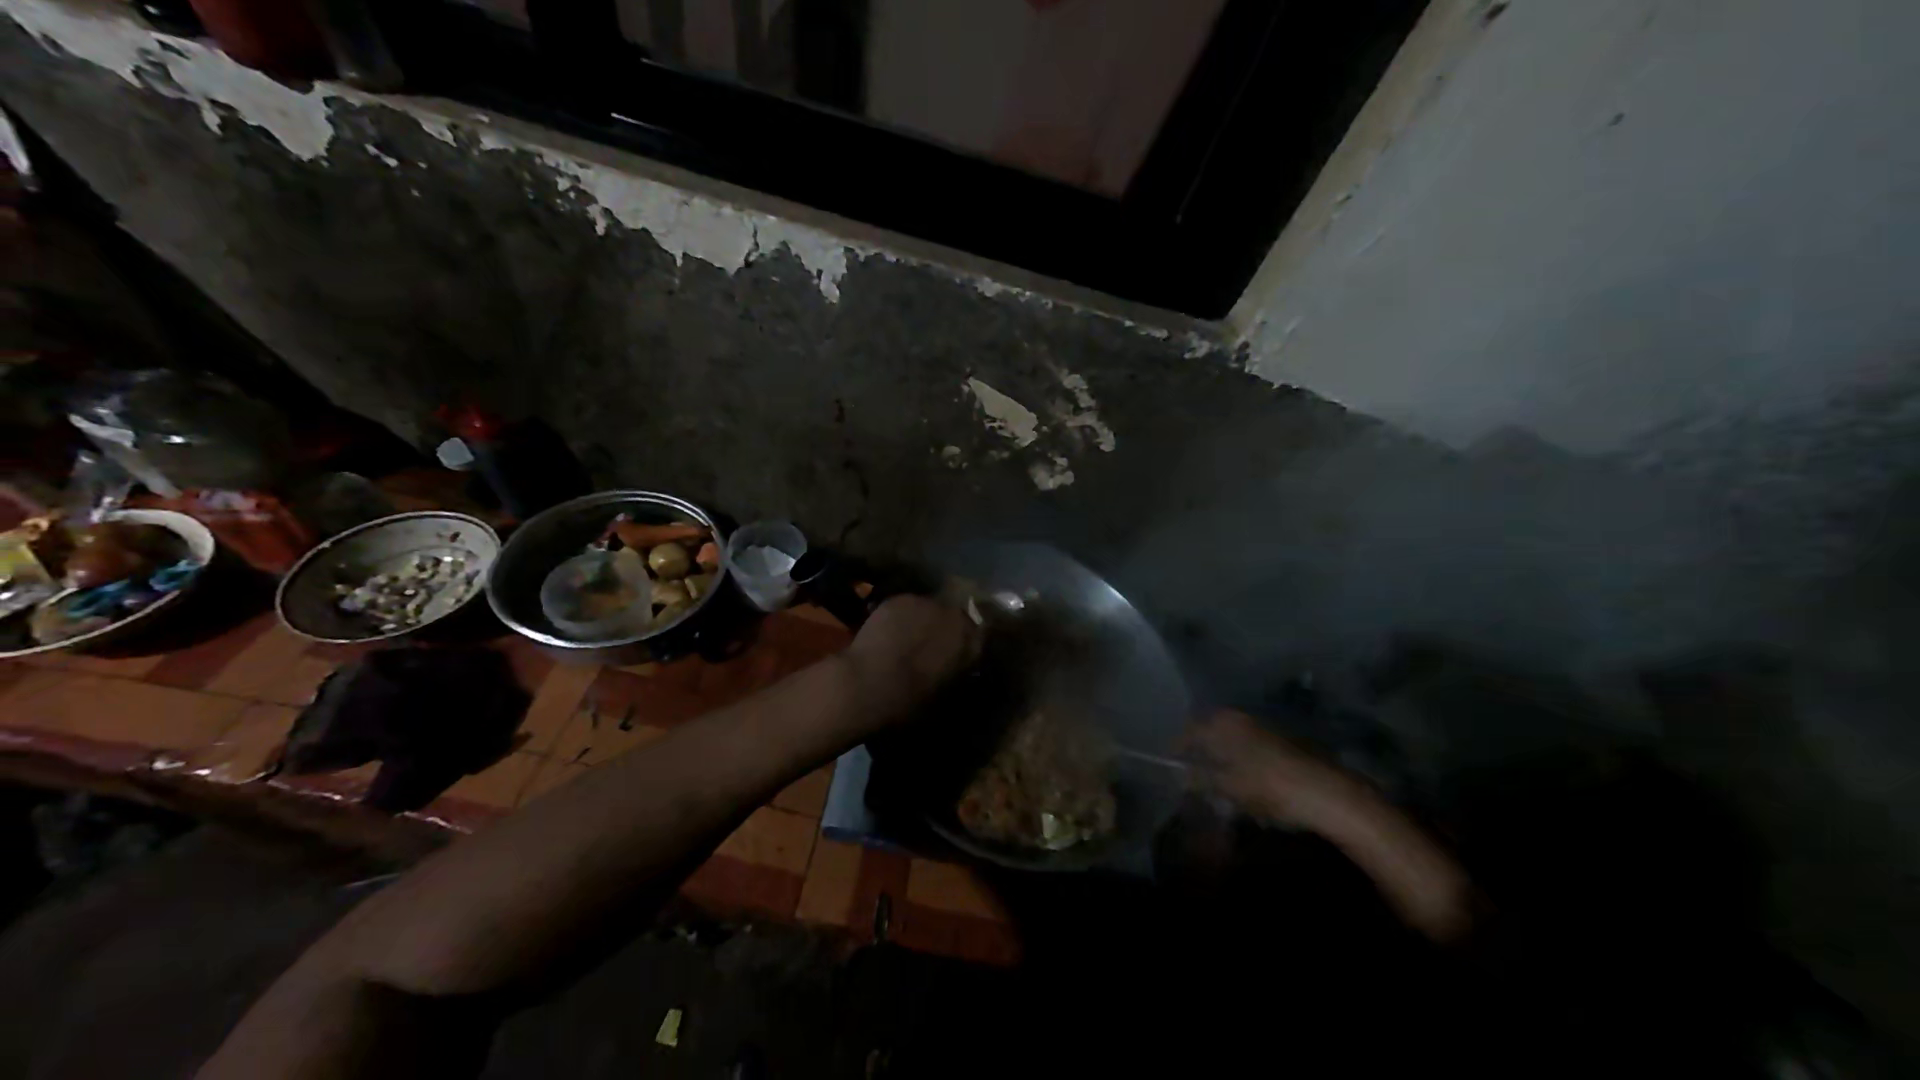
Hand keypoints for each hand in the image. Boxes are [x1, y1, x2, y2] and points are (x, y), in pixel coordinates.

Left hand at [845, 594, 981, 705]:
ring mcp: (926, 602)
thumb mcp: (945, 694)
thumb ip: (957, 674)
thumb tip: (957, 668)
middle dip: (944, 628)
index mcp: (971, 640)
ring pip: (927, 609)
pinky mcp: (899, 598)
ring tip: (905, 638)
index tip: (955, 654)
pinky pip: (904, 606)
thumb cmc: (911, 700)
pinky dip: (899, 616)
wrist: (870, 683)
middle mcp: (955, 614)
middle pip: (953, 616)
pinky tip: (886, 632)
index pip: (978, 634)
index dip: (964, 644)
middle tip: (928, 646)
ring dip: (921, 620)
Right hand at [1188, 709, 1370, 831]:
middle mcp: (1244, 719)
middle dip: (1201, 755)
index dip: (1178, 749)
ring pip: (1233, 743)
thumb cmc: (1271, 788)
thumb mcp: (1228, 787)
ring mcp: (1267, 730)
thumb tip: (1179, 774)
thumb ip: (1199, 778)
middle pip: (1212, 734)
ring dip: (1222, 761)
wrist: (1332, 797)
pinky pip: (1252, 751)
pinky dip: (1242, 765)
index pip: (1190, 730)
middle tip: (1194, 780)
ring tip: (1219, 788)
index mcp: (1226, 722)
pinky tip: (1246, 788)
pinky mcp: (1285, 745)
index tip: (1172, 768)